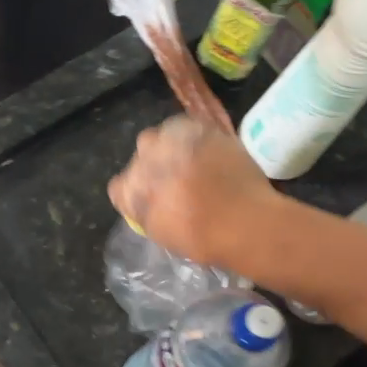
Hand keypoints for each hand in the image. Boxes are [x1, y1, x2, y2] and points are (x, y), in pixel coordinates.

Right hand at [107, 114, 278, 268]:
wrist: (247, 222)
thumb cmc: (203, 239)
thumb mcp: (161, 233)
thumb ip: (144, 211)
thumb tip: (145, 201)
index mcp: (132, 190)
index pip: (120, 186)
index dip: (137, 192)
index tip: (153, 201)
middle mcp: (145, 160)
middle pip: (141, 153)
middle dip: (153, 163)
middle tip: (175, 180)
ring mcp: (173, 141)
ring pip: (162, 135)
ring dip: (171, 146)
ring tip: (192, 163)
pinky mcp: (201, 129)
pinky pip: (187, 127)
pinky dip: (193, 138)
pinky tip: (207, 154)